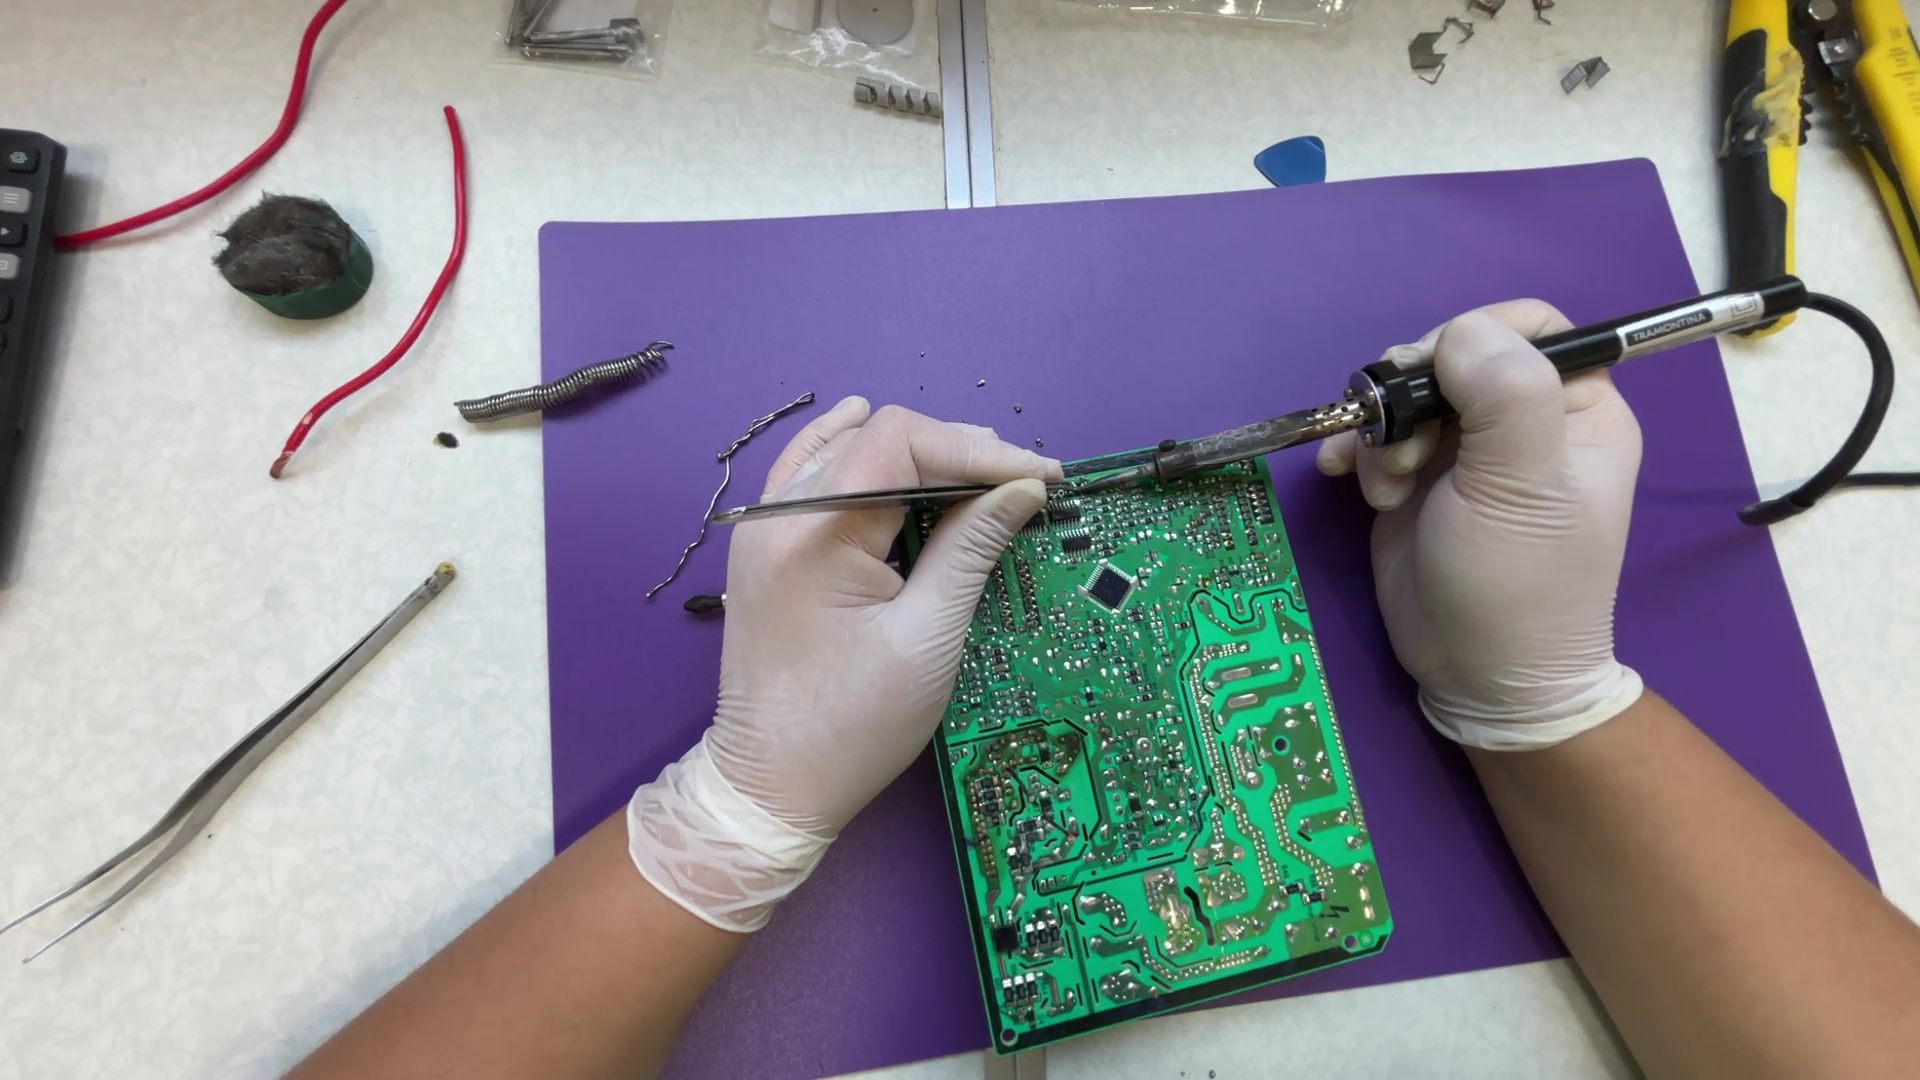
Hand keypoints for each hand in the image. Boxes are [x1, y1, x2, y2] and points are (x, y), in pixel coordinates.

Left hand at [629, 398, 1059, 929]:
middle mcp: (780, 511)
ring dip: (916, 454)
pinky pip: (809, 471)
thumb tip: (1023, 488)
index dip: (980, 450)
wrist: (770, 785)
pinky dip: (851, 452)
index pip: (904, 443)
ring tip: (978, 473)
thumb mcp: (928, 637)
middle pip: (878, 439)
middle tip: (1021, 483)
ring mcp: (765, 525)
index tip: (1041, 476)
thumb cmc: (854, 725)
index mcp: (816, 530)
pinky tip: (865, 425)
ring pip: (848, 450)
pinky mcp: (767, 544)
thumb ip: (970, 548)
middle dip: (957, 453)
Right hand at [1317, 302, 1644, 750]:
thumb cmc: (1515, 580)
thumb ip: (1504, 398)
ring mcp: (1456, 455)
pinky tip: (1341, 477)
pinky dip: (1352, 452)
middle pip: (1449, 361)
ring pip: (1403, 401)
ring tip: (1383, 486)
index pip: (1526, 331)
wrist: (1475, 669)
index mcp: (1569, 412)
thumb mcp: (1520, 486)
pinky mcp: (1409, 482)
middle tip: (1399, 448)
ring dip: (1377, 434)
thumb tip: (1460, 331)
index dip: (1469, 339)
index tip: (1427, 380)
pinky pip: (1372, 439)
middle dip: (1410, 398)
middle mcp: (1514, 425)